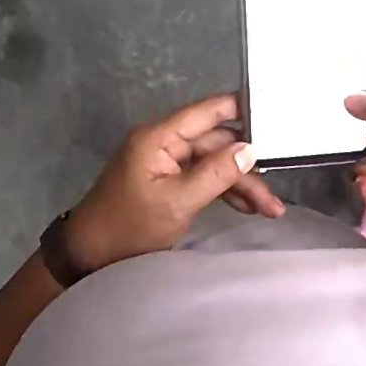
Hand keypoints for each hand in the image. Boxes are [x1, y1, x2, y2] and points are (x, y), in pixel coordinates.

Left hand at [63, 92, 283, 273]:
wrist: (90, 255)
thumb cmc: (130, 226)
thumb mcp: (177, 202)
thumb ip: (216, 173)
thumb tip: (250, 150)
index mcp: (159, 136)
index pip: (206, 111)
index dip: (240, 109)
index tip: (274, 112)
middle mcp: (164, 141)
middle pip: (216, 143)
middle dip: (247, 166)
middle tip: (274, 191)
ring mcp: (166, 160)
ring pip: (214, 162)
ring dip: (240, 183)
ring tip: (270, 208)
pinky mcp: (168, 178)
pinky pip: (203, 176)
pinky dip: (224, 190)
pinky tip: (248, 207)